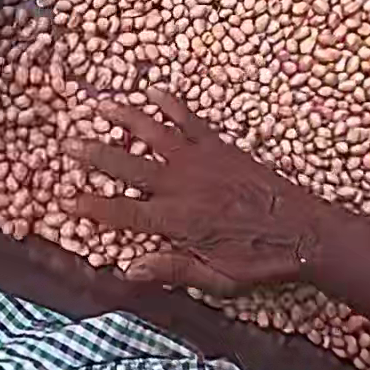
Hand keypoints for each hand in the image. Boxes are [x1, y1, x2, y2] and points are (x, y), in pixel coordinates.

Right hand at [68, 88, 335, 294]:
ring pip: (152, 133)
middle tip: (68, 143)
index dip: (91, 207)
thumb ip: (171, 269)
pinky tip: (152, 89)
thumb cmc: (259, 260)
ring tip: (100, 105)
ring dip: (124, 118)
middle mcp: (180, 185)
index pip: (122, 212)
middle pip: (127, 166)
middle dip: (94, 155)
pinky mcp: (218, 145)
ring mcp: (198, 160)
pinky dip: (169, 103)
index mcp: (176, 221)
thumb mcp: (216, 280)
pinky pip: (188, 118)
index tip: (65, 200)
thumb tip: (128, 269)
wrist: (305, 231)